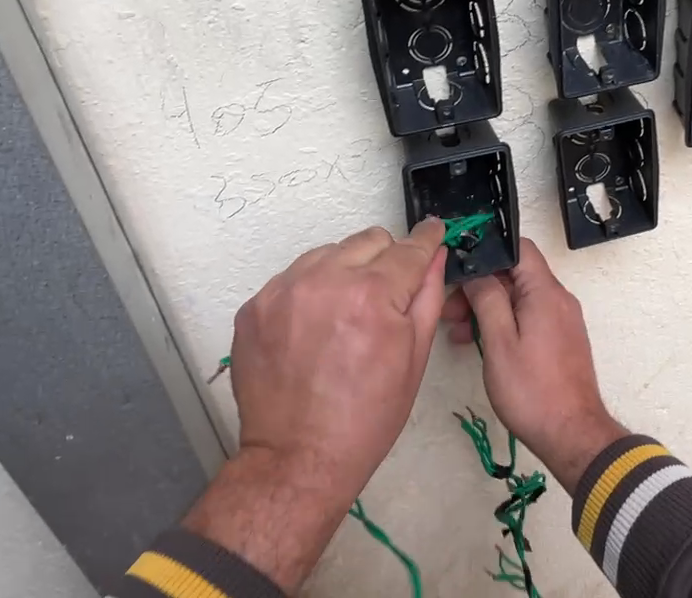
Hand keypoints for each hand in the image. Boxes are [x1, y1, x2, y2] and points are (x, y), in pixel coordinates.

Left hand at [184, 219, 447, 590]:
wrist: (297, 459)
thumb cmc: (366, 416)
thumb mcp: (415, 357)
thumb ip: (428, 295)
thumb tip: (435, 254)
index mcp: (372, 295)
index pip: (409, 248)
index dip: (427, 240)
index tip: (433, 232)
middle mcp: (325, 280)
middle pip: (369, 240)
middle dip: (385, 260)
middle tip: (385, 297)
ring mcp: (284, 290)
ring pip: (330, 252)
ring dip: (345, 271)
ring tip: (345, 315)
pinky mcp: (255, 305)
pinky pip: (295, 276)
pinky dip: (311, 291)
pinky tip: (314, 327)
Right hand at [442, 237, 628, 489]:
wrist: (572, 435)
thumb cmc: (533, 391)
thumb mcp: (499, 343)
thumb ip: (487, 300)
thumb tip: (478, 272)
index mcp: (545, 292)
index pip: (518, 248)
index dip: (487, 250)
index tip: (459, 266)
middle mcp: (558, 299)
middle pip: (515, 274)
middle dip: (480, 286)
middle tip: (450, 311)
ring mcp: (561, 319)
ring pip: (519, 297)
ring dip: (488, 307)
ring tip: (458, 332)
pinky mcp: (560, 339)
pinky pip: (528, 316)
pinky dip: (504, 322)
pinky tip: (480, 343)